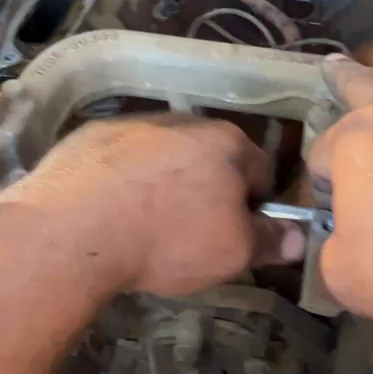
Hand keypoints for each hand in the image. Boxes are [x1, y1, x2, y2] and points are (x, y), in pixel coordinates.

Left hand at [0, 115, 304, 297]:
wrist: (73, 226)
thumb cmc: (166, 238)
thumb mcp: (231, 252)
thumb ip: (269, 240)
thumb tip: (299, 237)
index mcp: (226, 143)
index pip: (261, 170)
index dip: (255, 206)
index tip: (238, 235)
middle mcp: (185, 121)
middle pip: (210, 157)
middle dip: (207, 190)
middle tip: (191, 233)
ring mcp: (135, 123)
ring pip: (164, 155)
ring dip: (164, 181)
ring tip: (144, 224)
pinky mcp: (92, 134)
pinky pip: (121, 158)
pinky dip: (122, 179)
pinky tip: (108, 211)